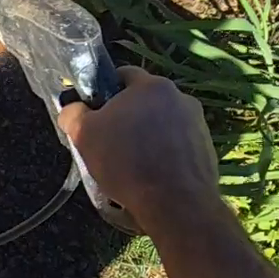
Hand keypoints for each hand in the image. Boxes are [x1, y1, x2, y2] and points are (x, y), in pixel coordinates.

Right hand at [60, 67, 220, 226]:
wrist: (175, 202)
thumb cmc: (124, 161)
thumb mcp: (82, 134)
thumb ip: (72, 113)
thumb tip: (73, 109)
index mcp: (152, 86)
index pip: (122, 75)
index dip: (103, 92)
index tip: (92, 114)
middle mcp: (180, 97)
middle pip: (142, 101)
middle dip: (123, 117)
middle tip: (105, 141)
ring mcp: (197, 122)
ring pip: (159, 122)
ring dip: (142, 135)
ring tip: (127, 163)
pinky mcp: (206, 147)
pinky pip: (174, 143)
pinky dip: (160, 152)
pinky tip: (147, 173)